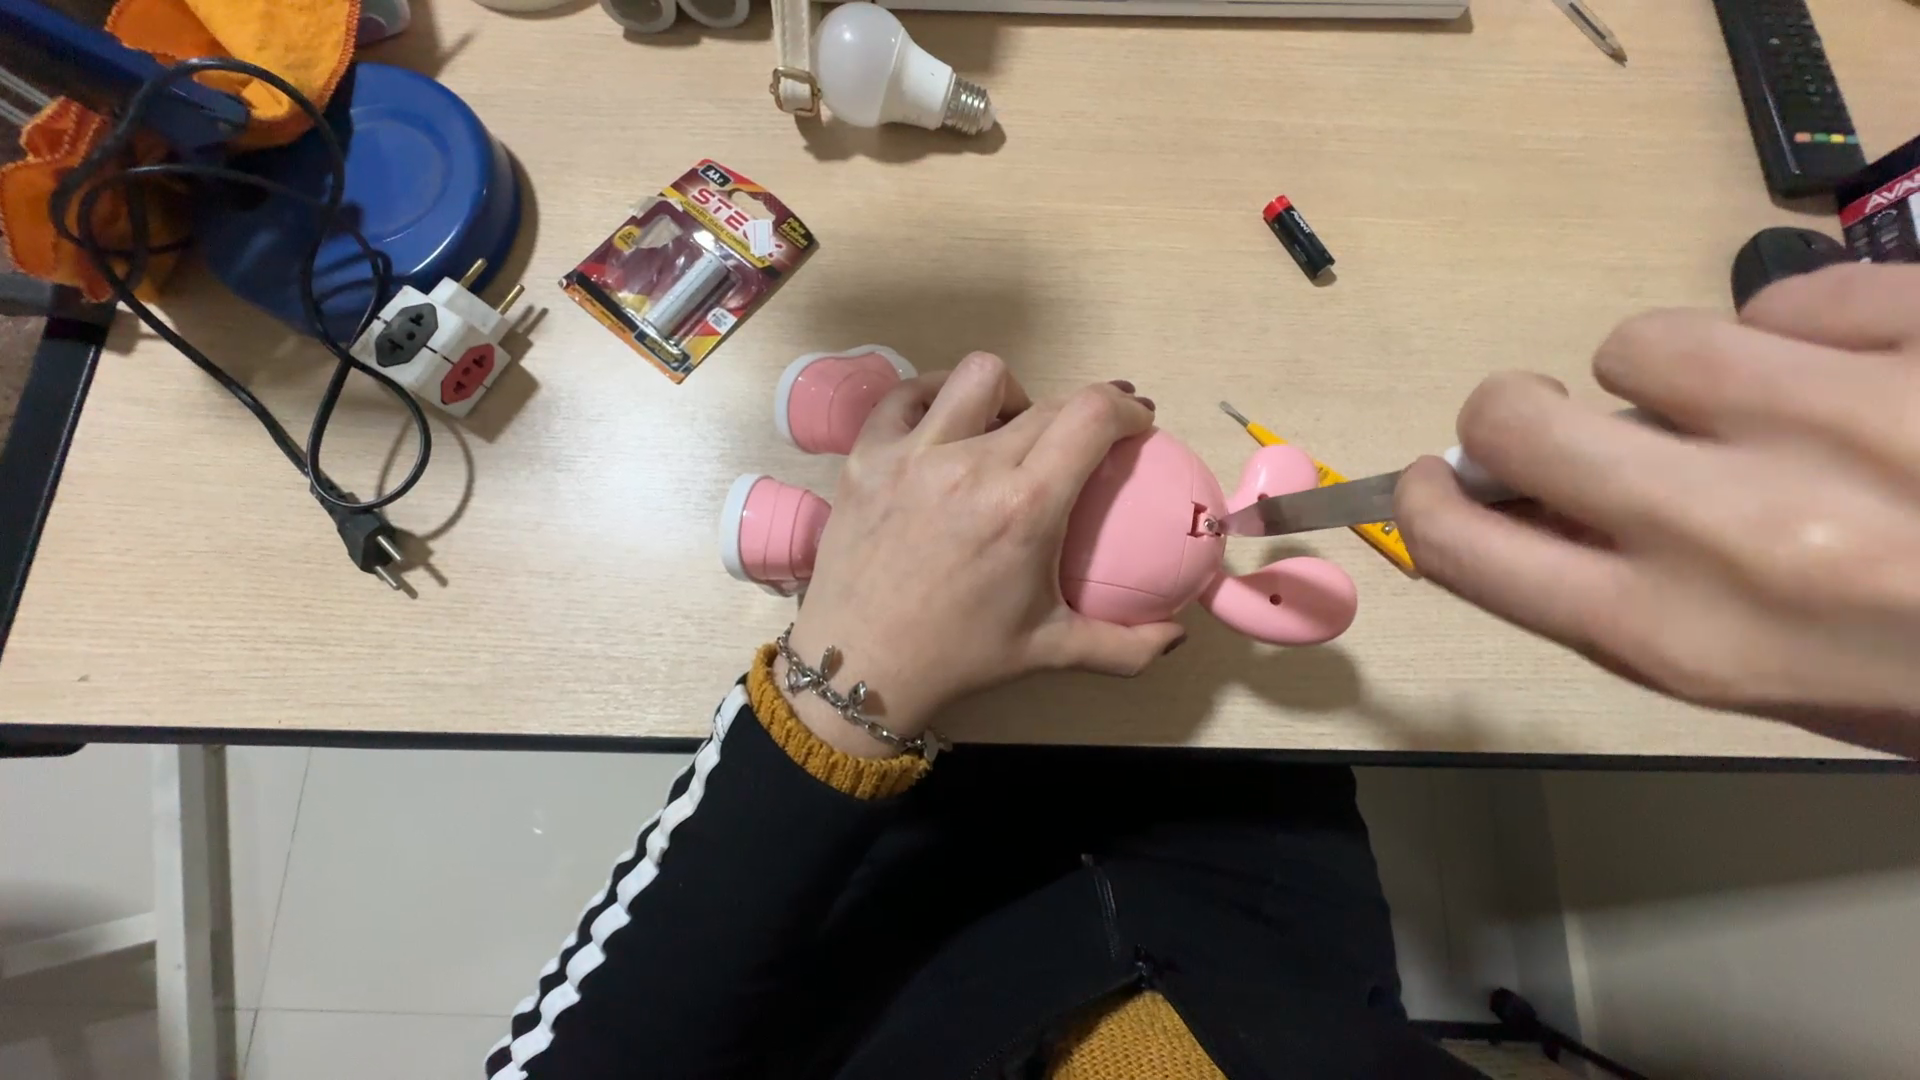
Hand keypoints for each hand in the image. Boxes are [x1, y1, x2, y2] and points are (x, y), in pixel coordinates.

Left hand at [777, 353, 1183, 756]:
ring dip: (1009, 395)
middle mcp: (970, 466)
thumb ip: (1124, 646)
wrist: (861, 665)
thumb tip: (1179, 636)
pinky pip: (908, 394)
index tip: (1134, 424)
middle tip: (1078, 445)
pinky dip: (936, 396)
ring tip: (1007, 429)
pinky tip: (946, 423)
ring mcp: (912, 453)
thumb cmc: (959, 657)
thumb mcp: (1049, 650)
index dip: (1126, 409)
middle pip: (1048, 402)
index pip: (1092, 417)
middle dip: (1080, 413)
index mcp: (1024, 507)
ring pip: (979, 376)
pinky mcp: (867, 454)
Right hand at [1395, 263, 1919, 756]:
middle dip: (1511, 414)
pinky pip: (1798, 294)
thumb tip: (1522, 509)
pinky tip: (1877, 371)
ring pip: (1643, 341)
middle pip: (1511, 419)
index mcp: (1679, 634)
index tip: (1433, 478)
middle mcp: (1735, 533)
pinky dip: (1809, 326)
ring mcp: (1849, 422)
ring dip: (1671, 370)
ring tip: (1759, 400)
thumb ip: (1617, 592)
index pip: (1461, 545)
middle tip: (1559, 422)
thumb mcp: (1759, 674)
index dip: (1422, 499)